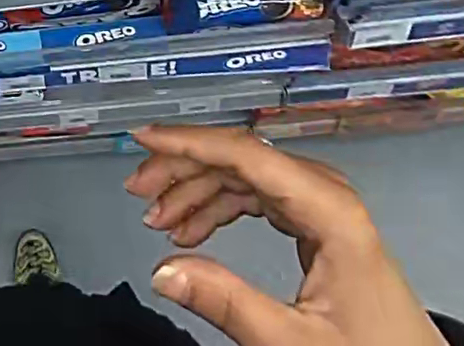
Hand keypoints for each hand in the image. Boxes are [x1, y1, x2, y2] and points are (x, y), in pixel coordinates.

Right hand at [125, 125, 444, 345]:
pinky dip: (216, 209)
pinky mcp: (313, 220)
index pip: (243, 154)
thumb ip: (226, 302)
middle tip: (137, 192)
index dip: (188, 142)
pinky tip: (189, 231)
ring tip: (157, 220)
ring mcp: (317, 202)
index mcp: (327, 207)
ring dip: (194, 193)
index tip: (142, 138)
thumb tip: (158, 270)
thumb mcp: (296, 342)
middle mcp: (321, 190)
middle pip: (236, 160)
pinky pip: (252, 198)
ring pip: (239, 177)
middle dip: (182, 171)